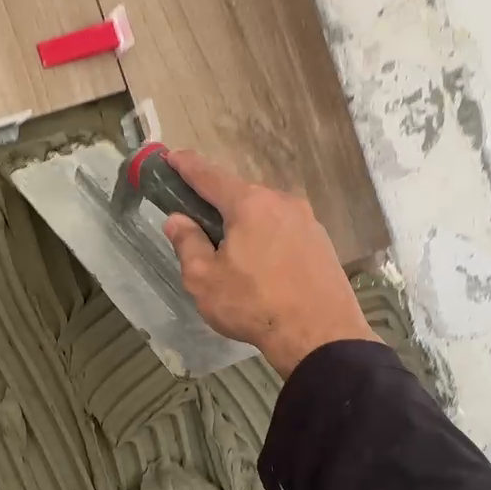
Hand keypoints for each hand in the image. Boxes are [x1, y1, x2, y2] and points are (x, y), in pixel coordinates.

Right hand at [160, 150, 378, 377]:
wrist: (318, 332)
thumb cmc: (252, 303)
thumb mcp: (203, 278)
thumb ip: (187, 244)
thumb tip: (177, 220)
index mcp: (249, 205)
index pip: (210, 177)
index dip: (187, 167)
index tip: (170, 156)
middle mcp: (281, 202)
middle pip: (239, 195)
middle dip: (214, 204)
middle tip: (194, 222)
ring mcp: (306, 220)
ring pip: (262, 214)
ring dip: (240, 225)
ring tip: (226, 253)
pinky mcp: (320, 242)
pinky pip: (281, 230)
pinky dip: (262, 238)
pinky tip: (256, 265)